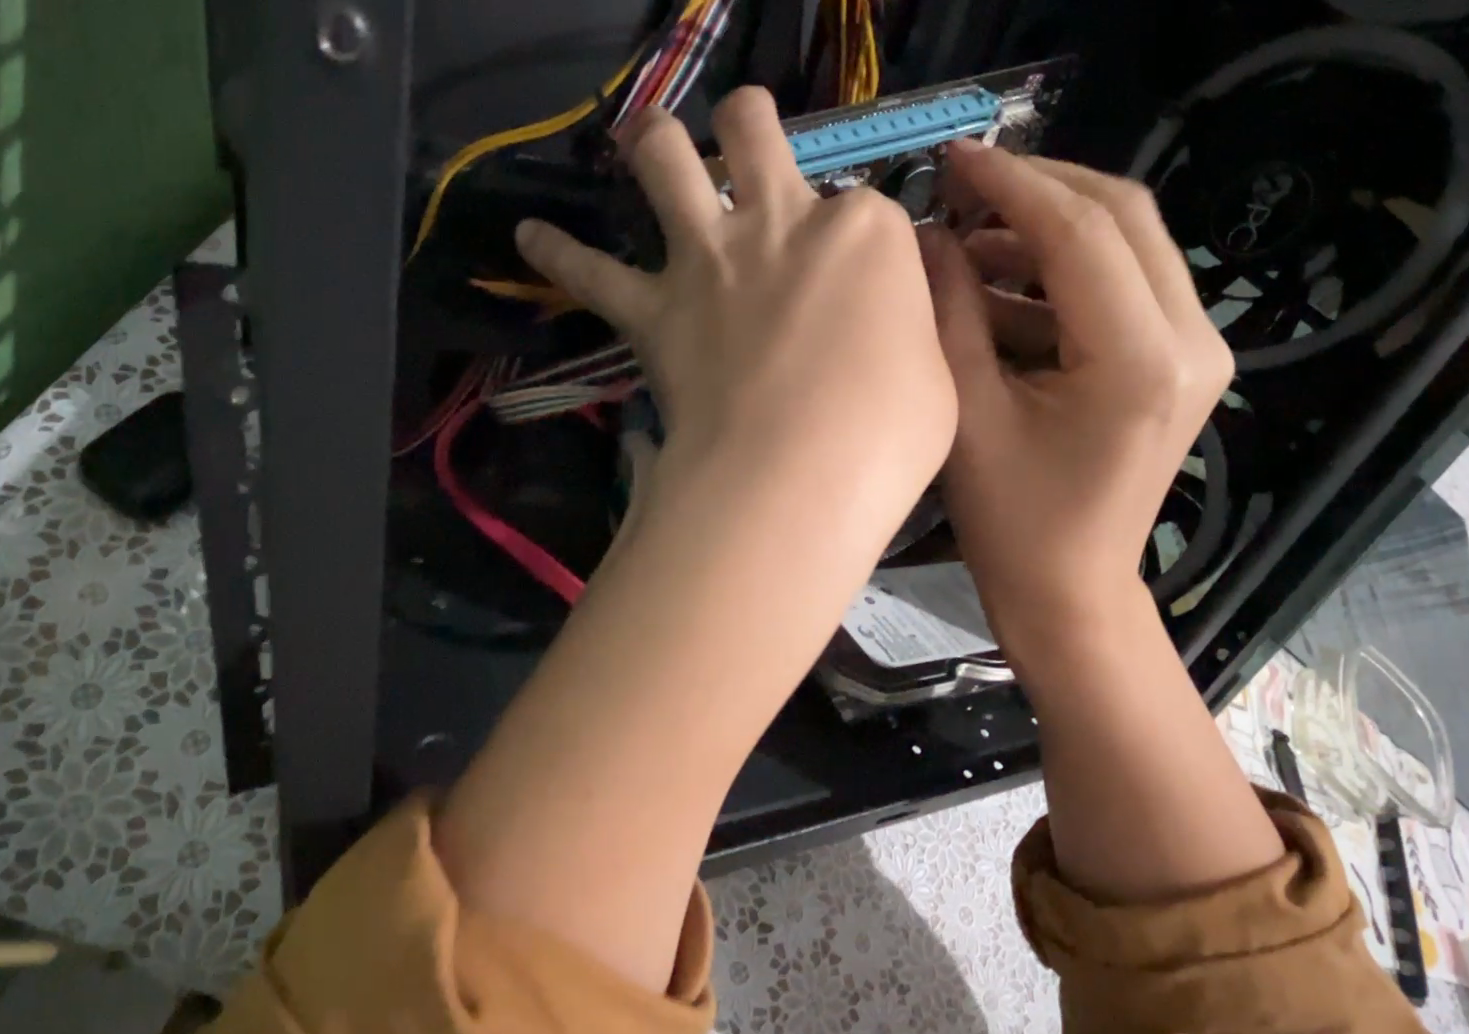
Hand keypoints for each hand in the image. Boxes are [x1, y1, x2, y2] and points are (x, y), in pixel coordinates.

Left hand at [514, 88, 956, 558]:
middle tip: (740, 138)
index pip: (863, 209)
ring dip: (651, 141)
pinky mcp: (654, 311)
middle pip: (753, 132)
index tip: (855, 286)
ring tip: (641, 137)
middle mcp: (780, 222)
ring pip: (664, 160)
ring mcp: (710, 259)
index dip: (856, 243)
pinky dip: (559, 252)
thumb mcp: (938, 373)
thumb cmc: (890, 434)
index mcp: (865, 231)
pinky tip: (530, 235)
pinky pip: (591, 272)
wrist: (799, 473)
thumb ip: (911, 325)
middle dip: (747, 124)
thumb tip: (894, 309)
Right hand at [918, 143, 1232, 631]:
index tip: (952, 159)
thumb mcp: (968, 413)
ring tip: (966, 241)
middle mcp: (1190, 338)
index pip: (1079, 232)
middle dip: (1037, 190)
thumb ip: (951, 314)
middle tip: (962, 184)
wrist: (1070, 591)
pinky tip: (998, 285)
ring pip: (1127, 244)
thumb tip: (928, 236)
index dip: (1010, 186)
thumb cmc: (1011, 521)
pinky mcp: (1178, 361)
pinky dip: (1062, 274)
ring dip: (1046, 231)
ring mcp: (1195, 348)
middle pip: (1122, 217)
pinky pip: (1124, 286)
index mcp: (1138, 357)